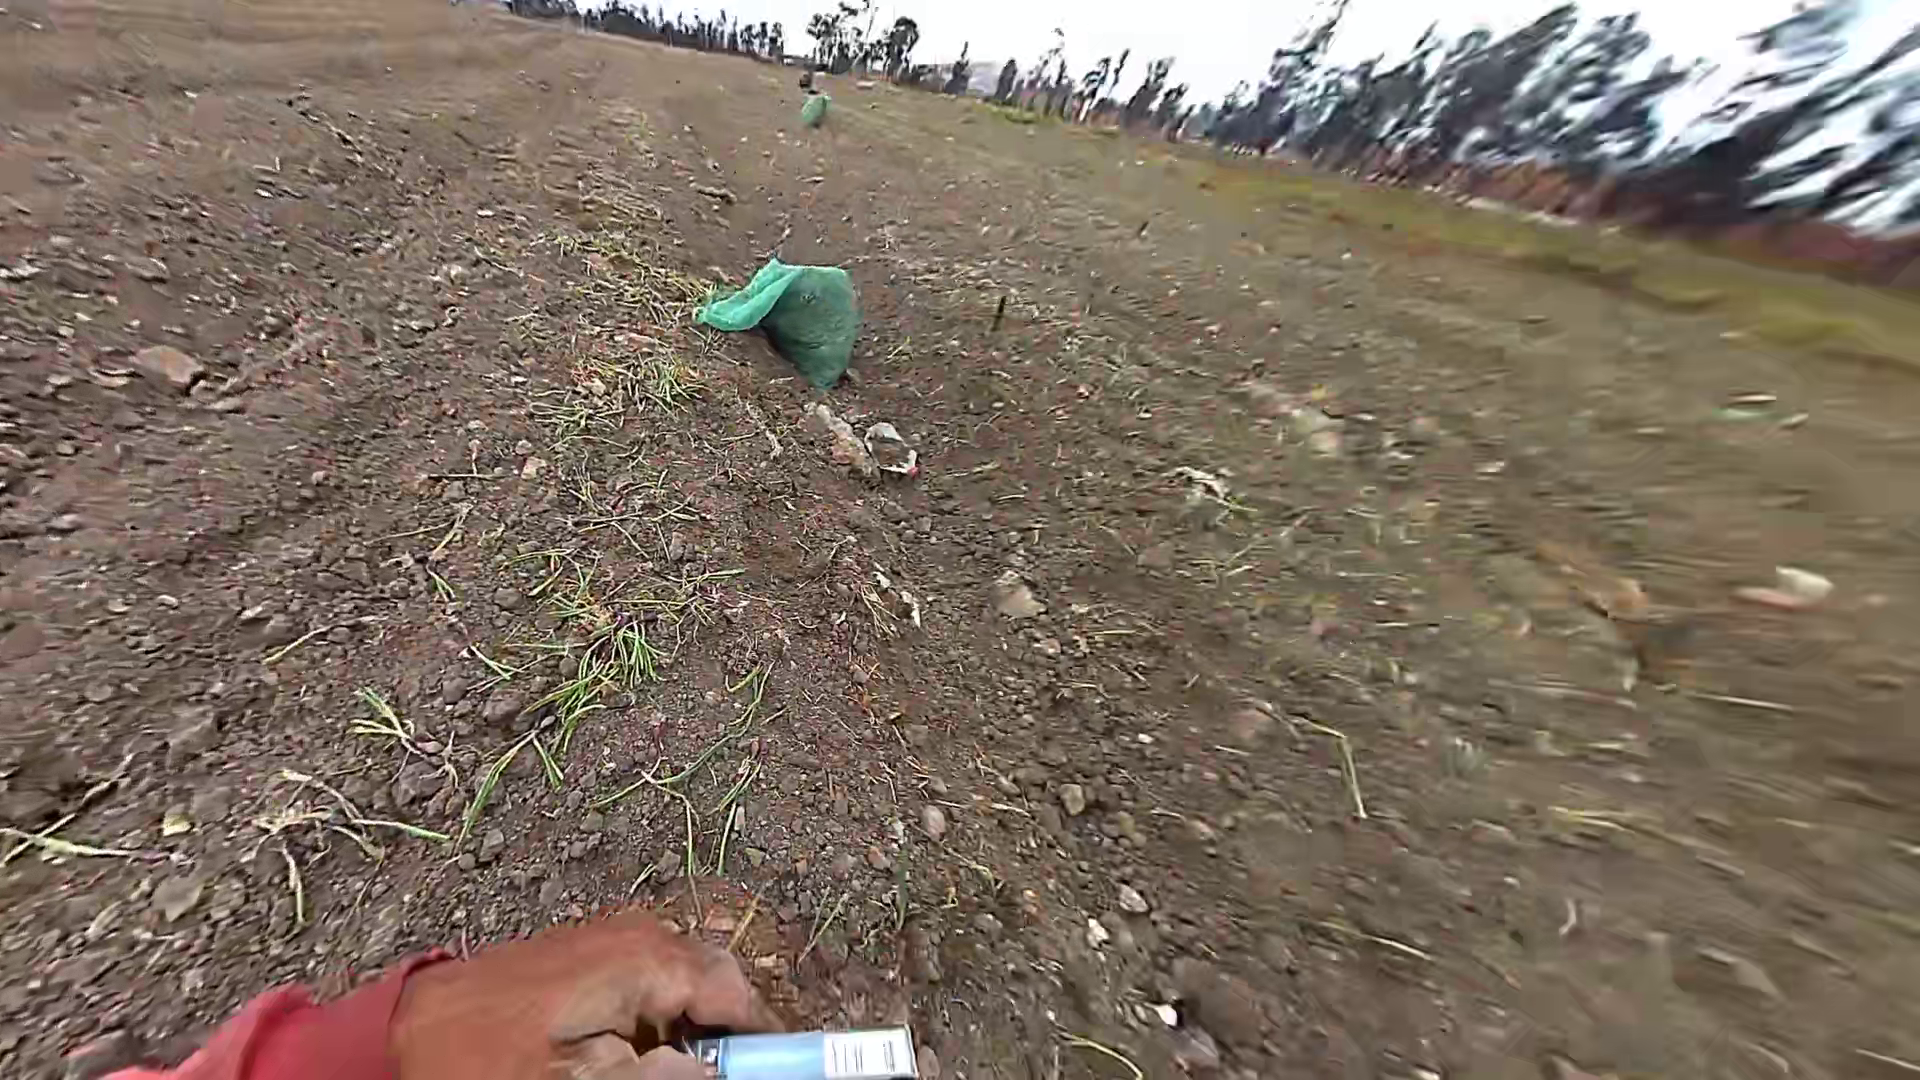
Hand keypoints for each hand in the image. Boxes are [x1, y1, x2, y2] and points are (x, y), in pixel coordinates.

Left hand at [390, 909, 779, 1079]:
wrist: (412, 1025)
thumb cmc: (490, 1063)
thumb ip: (654, 1078)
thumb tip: (715, 1073)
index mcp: (650, 962)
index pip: (731, 989)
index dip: (759, 1030)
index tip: (777, 1063)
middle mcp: (649, 935)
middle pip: (716, 975)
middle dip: (731, 1025)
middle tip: (729, 1067)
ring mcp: (625, 935)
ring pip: (689, 974)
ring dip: (699, 1020)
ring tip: (685, 1062)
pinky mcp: (603, 946)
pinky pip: (658, 974)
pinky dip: (667, 1010)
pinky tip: (642, 1047)